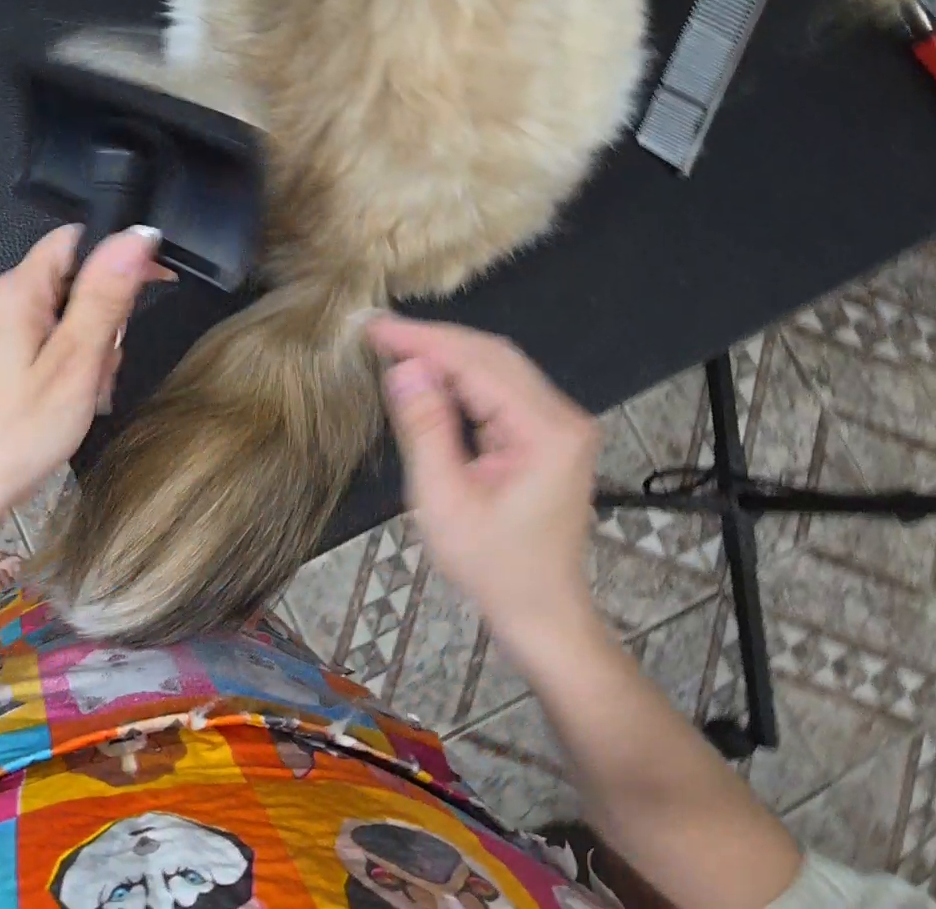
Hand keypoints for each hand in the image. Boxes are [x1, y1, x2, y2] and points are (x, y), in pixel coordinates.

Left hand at [0, 223, 167, 520]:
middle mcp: (3, 301)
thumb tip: (137, 235)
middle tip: (104, 364)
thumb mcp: (76, 360)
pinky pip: (50, 342)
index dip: (119, 255)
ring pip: (67, 315)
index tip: (150, 287)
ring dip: (91, 348)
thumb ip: (106, 295)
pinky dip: (71, 365)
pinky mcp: (2, 357)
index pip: (76, 240)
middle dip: (105, 316)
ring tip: (87, 390)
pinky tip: (71, 398)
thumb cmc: (19, 432)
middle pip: (75, 279)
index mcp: (17, 291)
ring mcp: (0, 331)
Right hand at [367, 317, 600, 641]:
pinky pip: (499, 391)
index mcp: (545, 431)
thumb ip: (425, 430)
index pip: (478, 363)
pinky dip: (459, 378)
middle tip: (377, 332)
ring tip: (393, 347)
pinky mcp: (546, 435)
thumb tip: (405, 370)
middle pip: (493, 355)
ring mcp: (558, 425)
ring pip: (496, 368)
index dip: (423, 340)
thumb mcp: (444, 501)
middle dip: (433, 340)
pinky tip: (426, 377)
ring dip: (445, 356)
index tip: (374, 327)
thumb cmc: (490, 565)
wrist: (539, 609)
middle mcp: (561, 417)